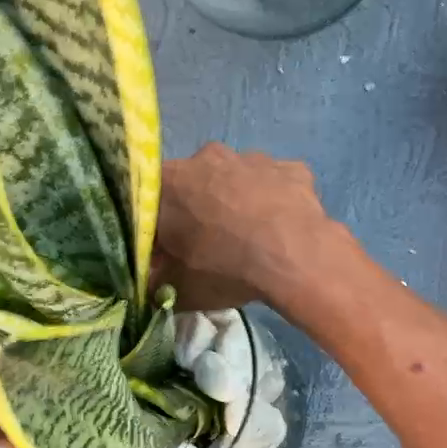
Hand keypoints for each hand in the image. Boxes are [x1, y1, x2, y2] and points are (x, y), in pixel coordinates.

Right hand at [156, 143, 354, 310]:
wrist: (295, 256)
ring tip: (252, 239)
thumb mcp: (180, 289)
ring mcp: (254, 158)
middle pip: (195, 186)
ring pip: (238, 181)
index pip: (151, 205)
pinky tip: (282, 228)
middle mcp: (208, 157)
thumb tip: (151, 285)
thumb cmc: (225, 267)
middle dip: (199, 212)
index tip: (170, 255)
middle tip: (212, 248)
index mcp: (169, 181)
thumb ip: (158, 284)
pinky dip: (276, 201)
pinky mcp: (291, 168)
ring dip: (239, 203)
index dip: (159, 232)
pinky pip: (276, 184)